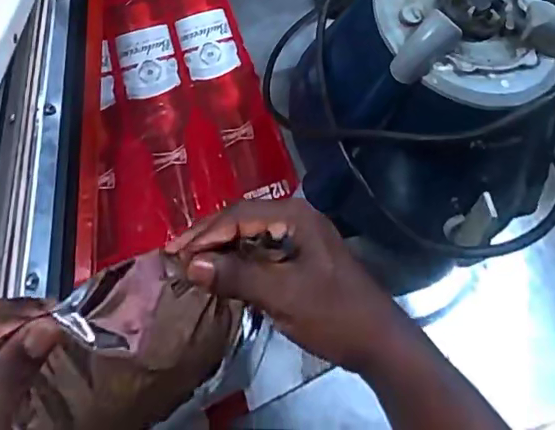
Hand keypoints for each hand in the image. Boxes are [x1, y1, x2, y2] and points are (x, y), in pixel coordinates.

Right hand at [165, 198, 412, 374]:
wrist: (379, 340)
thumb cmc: (332, 312)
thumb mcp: (282, 295)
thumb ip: (238, 276)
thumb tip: (192, 265)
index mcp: (294, 214)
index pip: (238, 214)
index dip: (205, 233)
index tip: (175, 252)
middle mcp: (295, 215)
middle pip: (243, 218)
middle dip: (210, 237)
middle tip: (177, 256)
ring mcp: (299, 234)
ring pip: (250, 233)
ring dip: (222, 248)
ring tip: (193, 263)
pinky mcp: (300, 254)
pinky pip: (261, 248)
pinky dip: (239, 260)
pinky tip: (222, 272)